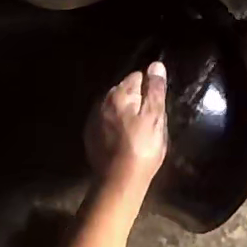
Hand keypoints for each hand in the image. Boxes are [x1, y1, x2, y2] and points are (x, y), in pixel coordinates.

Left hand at [86, 61, 167, 188]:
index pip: (138, 77)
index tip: (157, 106)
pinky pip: (106, 122)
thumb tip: (156, 65)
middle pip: (124, 91)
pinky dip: (114, 126)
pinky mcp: (90, 135)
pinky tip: (123, 140)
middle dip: (136, 100)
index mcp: (119, 93)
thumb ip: (155, 90)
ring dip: (124, 113)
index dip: (150, 89)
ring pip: (114, 107)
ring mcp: (94, 118)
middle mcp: (102, 100)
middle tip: (149, 121)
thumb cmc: (142, 148)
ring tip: (137, 132)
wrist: (118, 181)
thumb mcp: (155, 117)